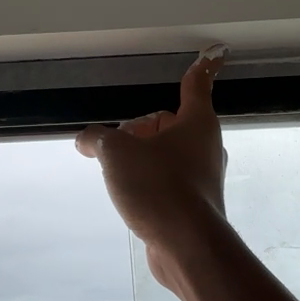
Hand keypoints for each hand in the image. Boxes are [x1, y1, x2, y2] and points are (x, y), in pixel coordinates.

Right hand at [75, 46, 228, 290]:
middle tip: (117, 145)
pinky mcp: (196, 206)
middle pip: (170, 125)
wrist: (186, 246)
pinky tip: (131, 199)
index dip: (199, 69)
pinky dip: (149, 184)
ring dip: (142, 159)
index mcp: (197, 123)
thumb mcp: (116, 153)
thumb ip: (98, 139)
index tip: (213, 54)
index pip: (195, 86)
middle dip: (141, 130)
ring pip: (167, 156)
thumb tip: (87, 138)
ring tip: (118, 175)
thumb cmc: (158, 186)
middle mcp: (206, 147)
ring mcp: (204, 178)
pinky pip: (167, 183)